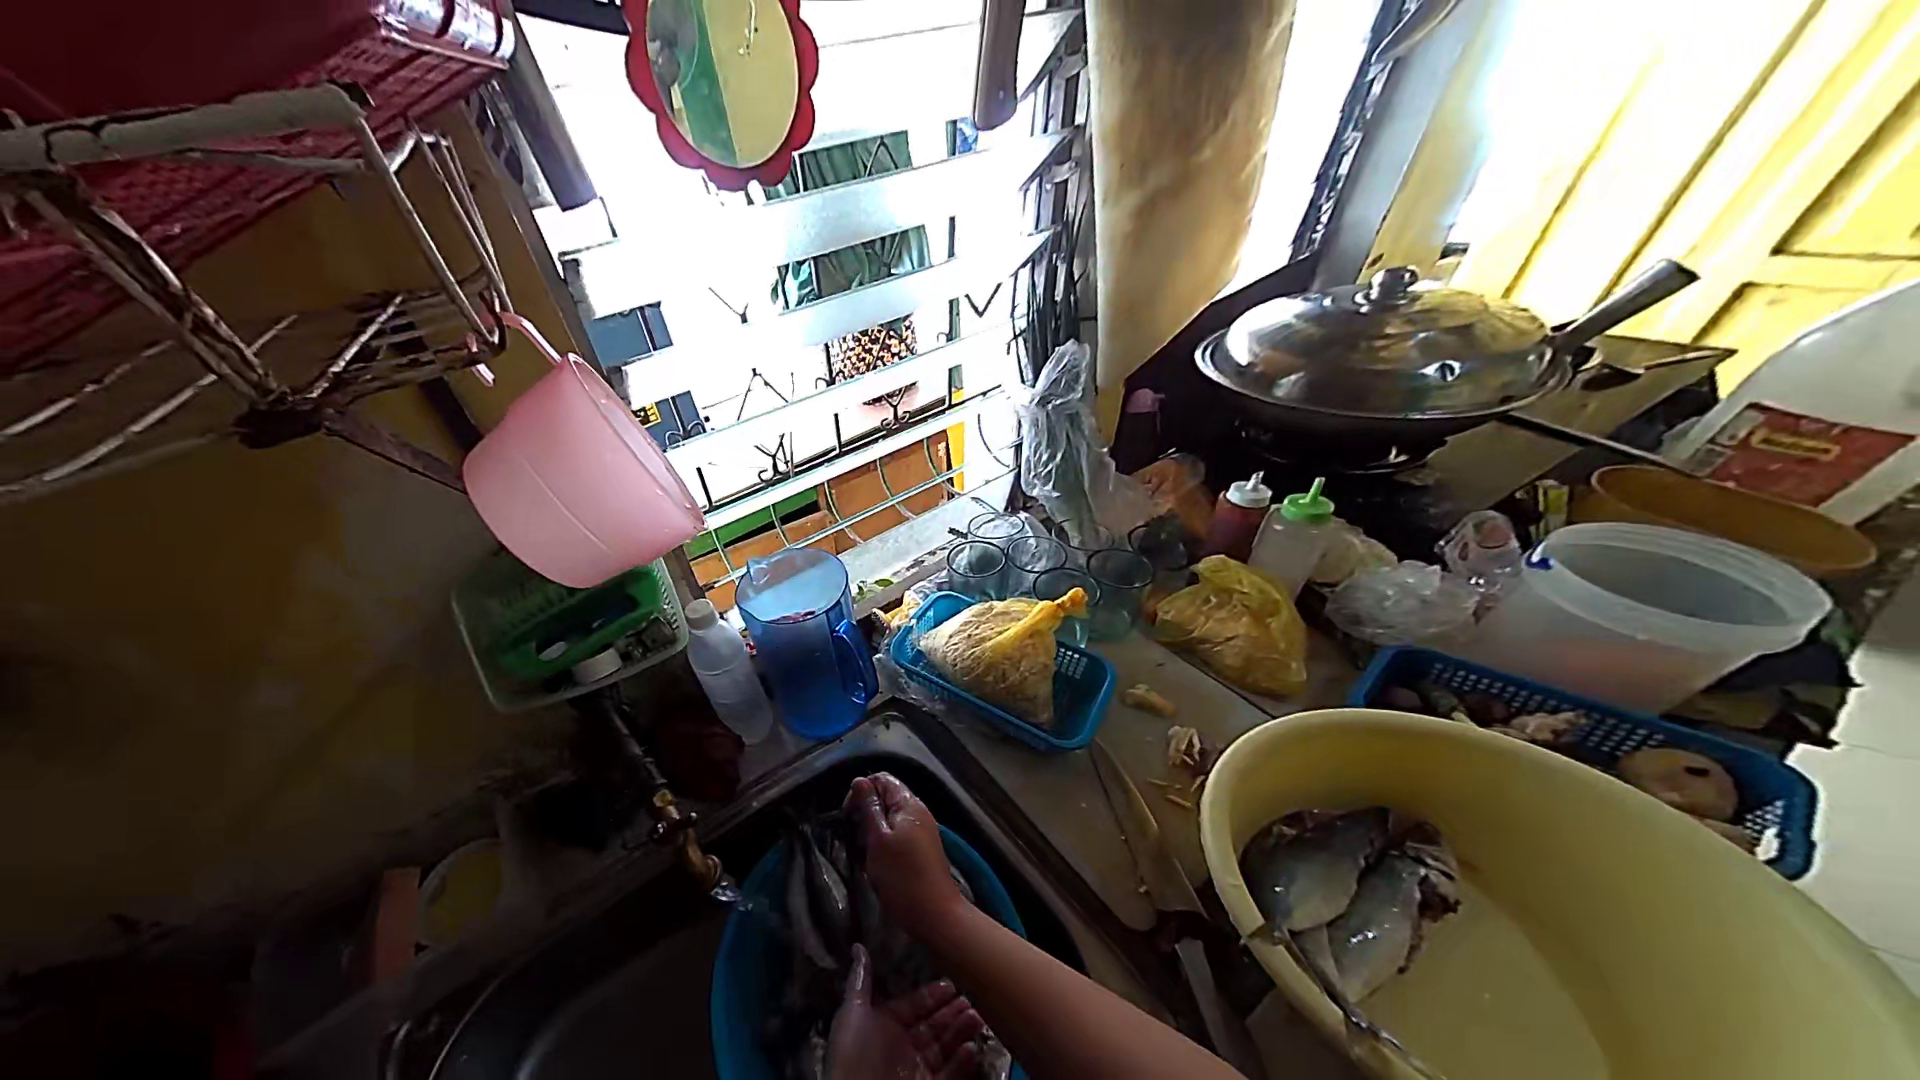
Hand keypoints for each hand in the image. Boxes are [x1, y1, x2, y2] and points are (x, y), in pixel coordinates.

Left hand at [828, 944, 983, 1079]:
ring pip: (945, 1046)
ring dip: (961, 1032)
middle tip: (971, 999)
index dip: (933, 994)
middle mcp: (904, 1046)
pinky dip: (962, 1063)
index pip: (915, 1004)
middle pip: (934, 1024)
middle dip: (953, 1011)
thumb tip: (858, 946)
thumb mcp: (853, 1015)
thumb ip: (860, 982)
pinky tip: (970, 1049)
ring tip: (977, 1018)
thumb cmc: (853, 1055)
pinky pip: (949, 1075)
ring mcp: (917, 1070)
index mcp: (886, 1025)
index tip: (951, 983)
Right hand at [844, 773, 968, 937]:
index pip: (883, 779)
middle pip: (887, 797)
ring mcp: (922, 830)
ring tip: (861, 848)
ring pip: (890, 817)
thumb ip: (869, 808)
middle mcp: (918, 811)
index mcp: (909, 803)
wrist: (934, 914)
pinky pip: (898, 833)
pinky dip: (883, 841)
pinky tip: (874, 859)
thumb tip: (860, 780)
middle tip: (852, 834)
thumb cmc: (901, 876)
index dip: (861, 790)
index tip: (847, 814)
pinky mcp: (921, 848)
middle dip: (865, 810)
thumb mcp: (878, 840)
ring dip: (872, 828)